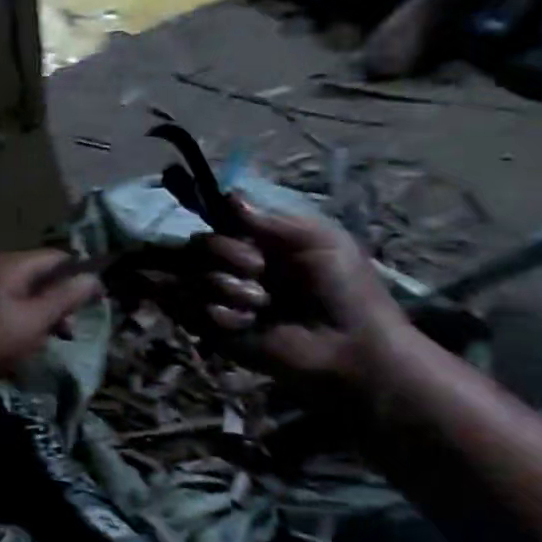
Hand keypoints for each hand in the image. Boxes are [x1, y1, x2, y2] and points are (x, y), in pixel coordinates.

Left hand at [0, 248, 101, 392]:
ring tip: (54, 337)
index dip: (79, 274)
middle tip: (70, 327)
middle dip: (61, 299)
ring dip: (45, 311)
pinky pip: (11, 303)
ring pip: (27, 291)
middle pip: (41, 274)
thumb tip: (94, 278)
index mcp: (8, 264)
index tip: (96, 297)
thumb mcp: (37, 319)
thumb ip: (67, 297)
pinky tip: (30, 339)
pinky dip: (26, 317)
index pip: (56, 257)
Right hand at [190, 197, 410, 382]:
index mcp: (261, 244)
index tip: (209, 208)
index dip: (211, 215)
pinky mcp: (219, 334)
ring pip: (193, 278)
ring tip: (261, 304)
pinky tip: (247, 322)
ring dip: (226, 287)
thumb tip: (227, 197)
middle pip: (198, 245)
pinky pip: (194, 313)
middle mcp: (238, 269)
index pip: (218, 222)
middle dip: (225, 252)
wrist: (349, 345)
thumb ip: (270, 220)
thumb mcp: (317, 239)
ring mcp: (226, 301)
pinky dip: (221, 314)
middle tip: (258, 268)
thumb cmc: (343, 287)